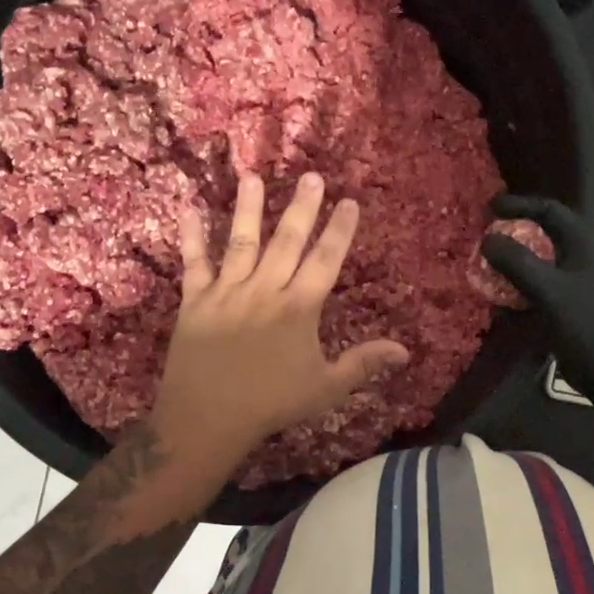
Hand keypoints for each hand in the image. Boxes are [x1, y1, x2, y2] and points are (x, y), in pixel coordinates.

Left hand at [154, 171, 408, 456]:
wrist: (209, 416)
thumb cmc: (272, 403)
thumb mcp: (326, 387)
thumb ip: (363, 363)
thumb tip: (405, 351)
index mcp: (299, 307)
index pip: (325, 259)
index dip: (339, 230)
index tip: (348, 201)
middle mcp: (265, 290)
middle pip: (287, 240)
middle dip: (301, 207)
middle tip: (310, 176)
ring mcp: (227, 292)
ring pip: (241, 242)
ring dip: (247, 208)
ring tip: (251, 177)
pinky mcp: (195, 301)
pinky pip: (193, 263)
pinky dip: (191, 237)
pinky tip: (189, 208)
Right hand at [480, 194, 593, 413]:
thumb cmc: (586, 325)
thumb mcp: (550, 291)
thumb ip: (518, 263)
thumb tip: (487, 239)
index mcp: (584, 245)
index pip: (550, 210)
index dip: (520, 204)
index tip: (489, 208)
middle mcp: (581, 257)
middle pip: (544, 233)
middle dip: (513, 231)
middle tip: (485, 234)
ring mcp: (575, 281)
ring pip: (540, 260)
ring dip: (514, 260)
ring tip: (486, 263)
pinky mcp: (568, 304)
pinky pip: (539, 285)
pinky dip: (518, 284)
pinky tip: (500, 294)